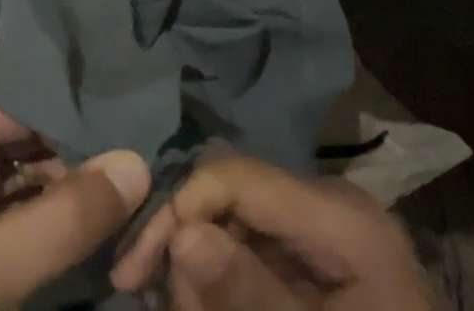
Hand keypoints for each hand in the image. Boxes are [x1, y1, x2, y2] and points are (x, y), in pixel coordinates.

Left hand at [0, 94, 151, 310]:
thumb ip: (62, 217)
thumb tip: (139, 162)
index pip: (26, 101)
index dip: (84, 113)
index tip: (145, 122)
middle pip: (36, 136)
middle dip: (90, 154)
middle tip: (156, 159)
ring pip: (41, 172)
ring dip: (87, 186)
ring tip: (148, 182)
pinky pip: (36, 207)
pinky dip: (71, 216)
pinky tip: (117, 215)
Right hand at [109, 153, 436, 309]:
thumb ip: (250, 293)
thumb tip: (182, 235)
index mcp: (340, 215)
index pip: (232, 176)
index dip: (177, 210)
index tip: (134, 271)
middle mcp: (330, 204)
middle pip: (228, 197)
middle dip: (184, 247)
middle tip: (150, 298)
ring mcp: (327, 228)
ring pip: (234, 223)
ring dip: (199, 267)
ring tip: (183, 306)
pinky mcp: (323, 253)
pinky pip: (255, 246)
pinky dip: (226, 278)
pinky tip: (210, 301)